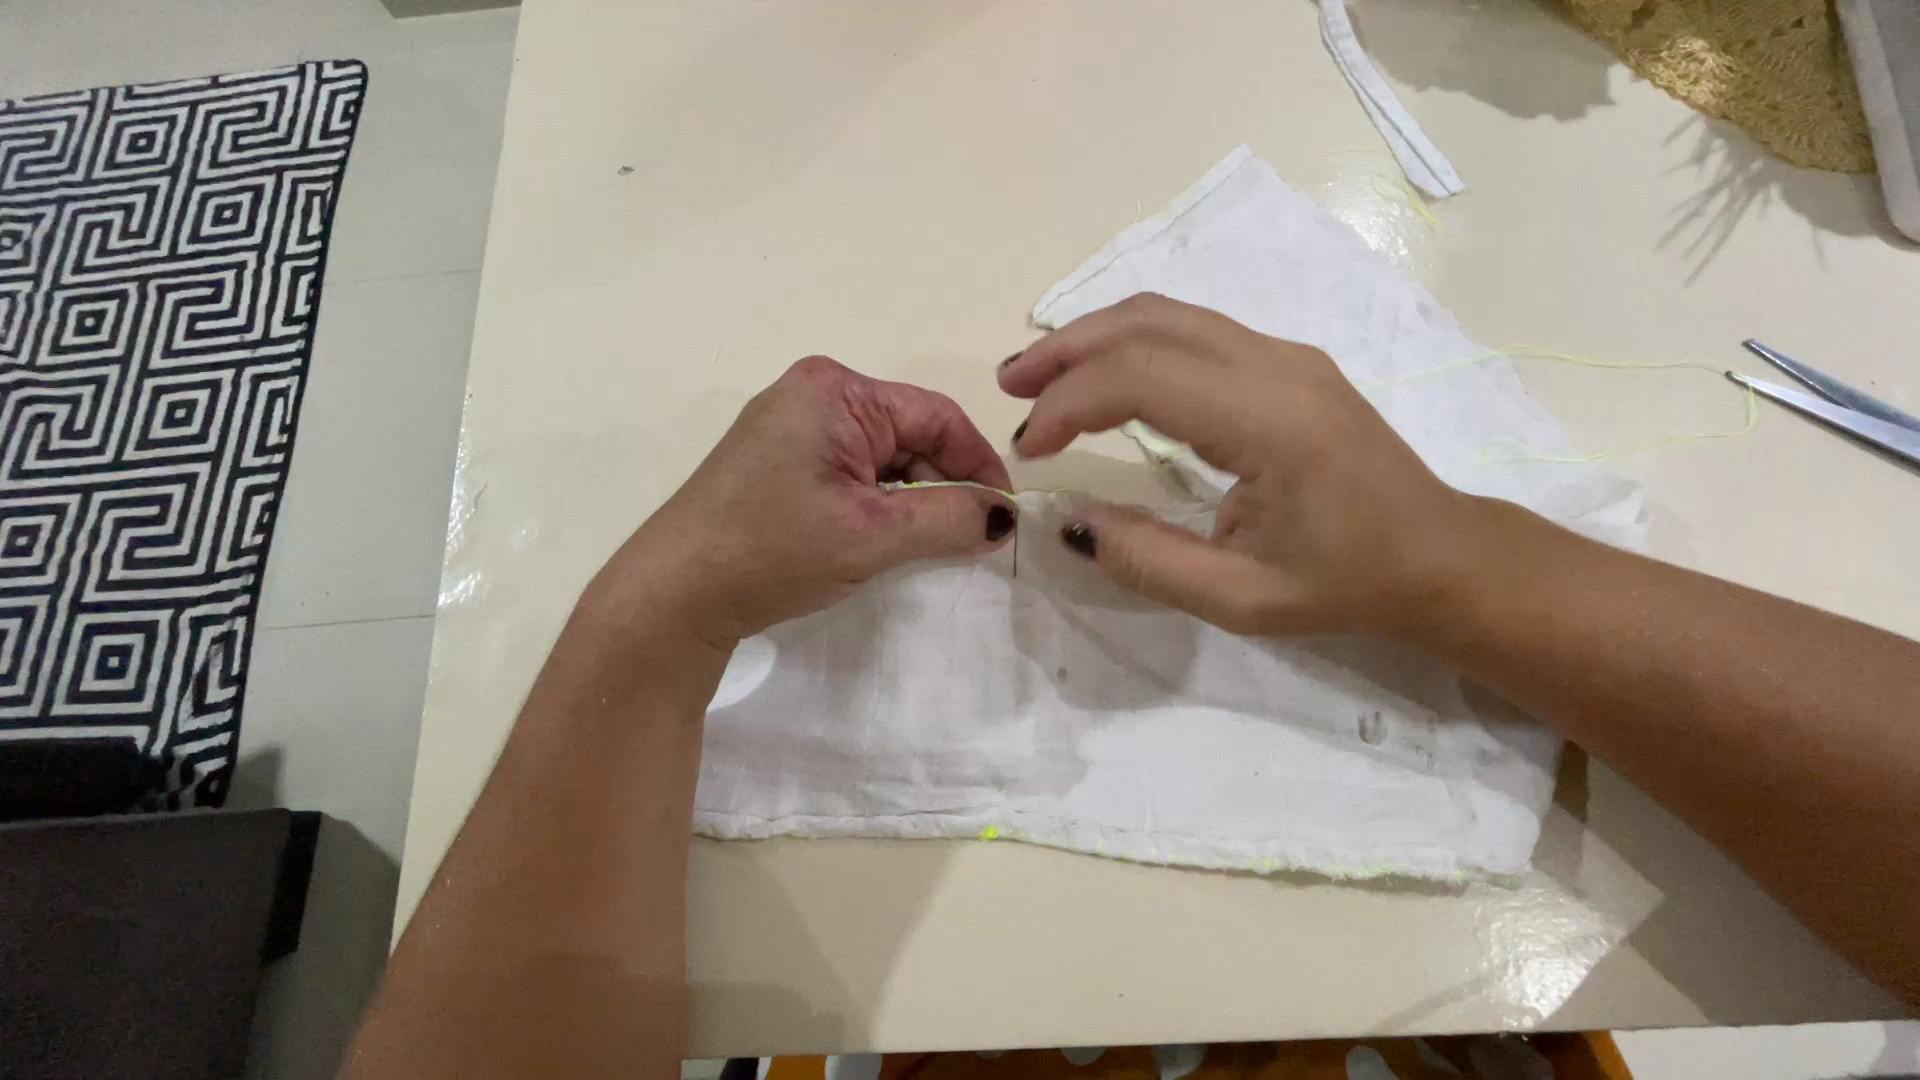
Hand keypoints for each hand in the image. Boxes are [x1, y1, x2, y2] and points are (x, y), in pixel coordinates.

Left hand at [594, 356, 1015, 649]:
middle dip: (942, 484)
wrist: (675, 595)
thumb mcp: (874, 534)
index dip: (978, 464)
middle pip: (909, 434)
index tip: (1002, 515)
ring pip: (882, 458)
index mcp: (835, 391)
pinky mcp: (778, 461)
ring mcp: (791, 428)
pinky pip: (851, 472)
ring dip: (910, 498)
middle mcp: (813, 395)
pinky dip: (876, 504)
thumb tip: (1005, 517)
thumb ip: (950, 518)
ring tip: (918, 543)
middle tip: (964, 538)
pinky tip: (878, 538)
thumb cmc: (775, 552)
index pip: (936, 415)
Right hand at [1001, 293, 1488, 636]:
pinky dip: (1130, 346)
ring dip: (1093, 338)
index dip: (1069, 403)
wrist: (1438, 554)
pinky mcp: (1282, 362)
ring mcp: (1284, 355)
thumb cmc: (1346, 582)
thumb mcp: (1239, 599)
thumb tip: (1067, 521)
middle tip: (1009, 385)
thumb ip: (1146, 560)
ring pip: (1167, 315)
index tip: (1029, 449)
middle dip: (1066, 350)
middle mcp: (1277, 366)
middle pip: (1148, 323)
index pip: (1144, 377)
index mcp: (1272, 421)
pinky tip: (1100, 378)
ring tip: (1037, 376)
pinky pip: (1190, 332)